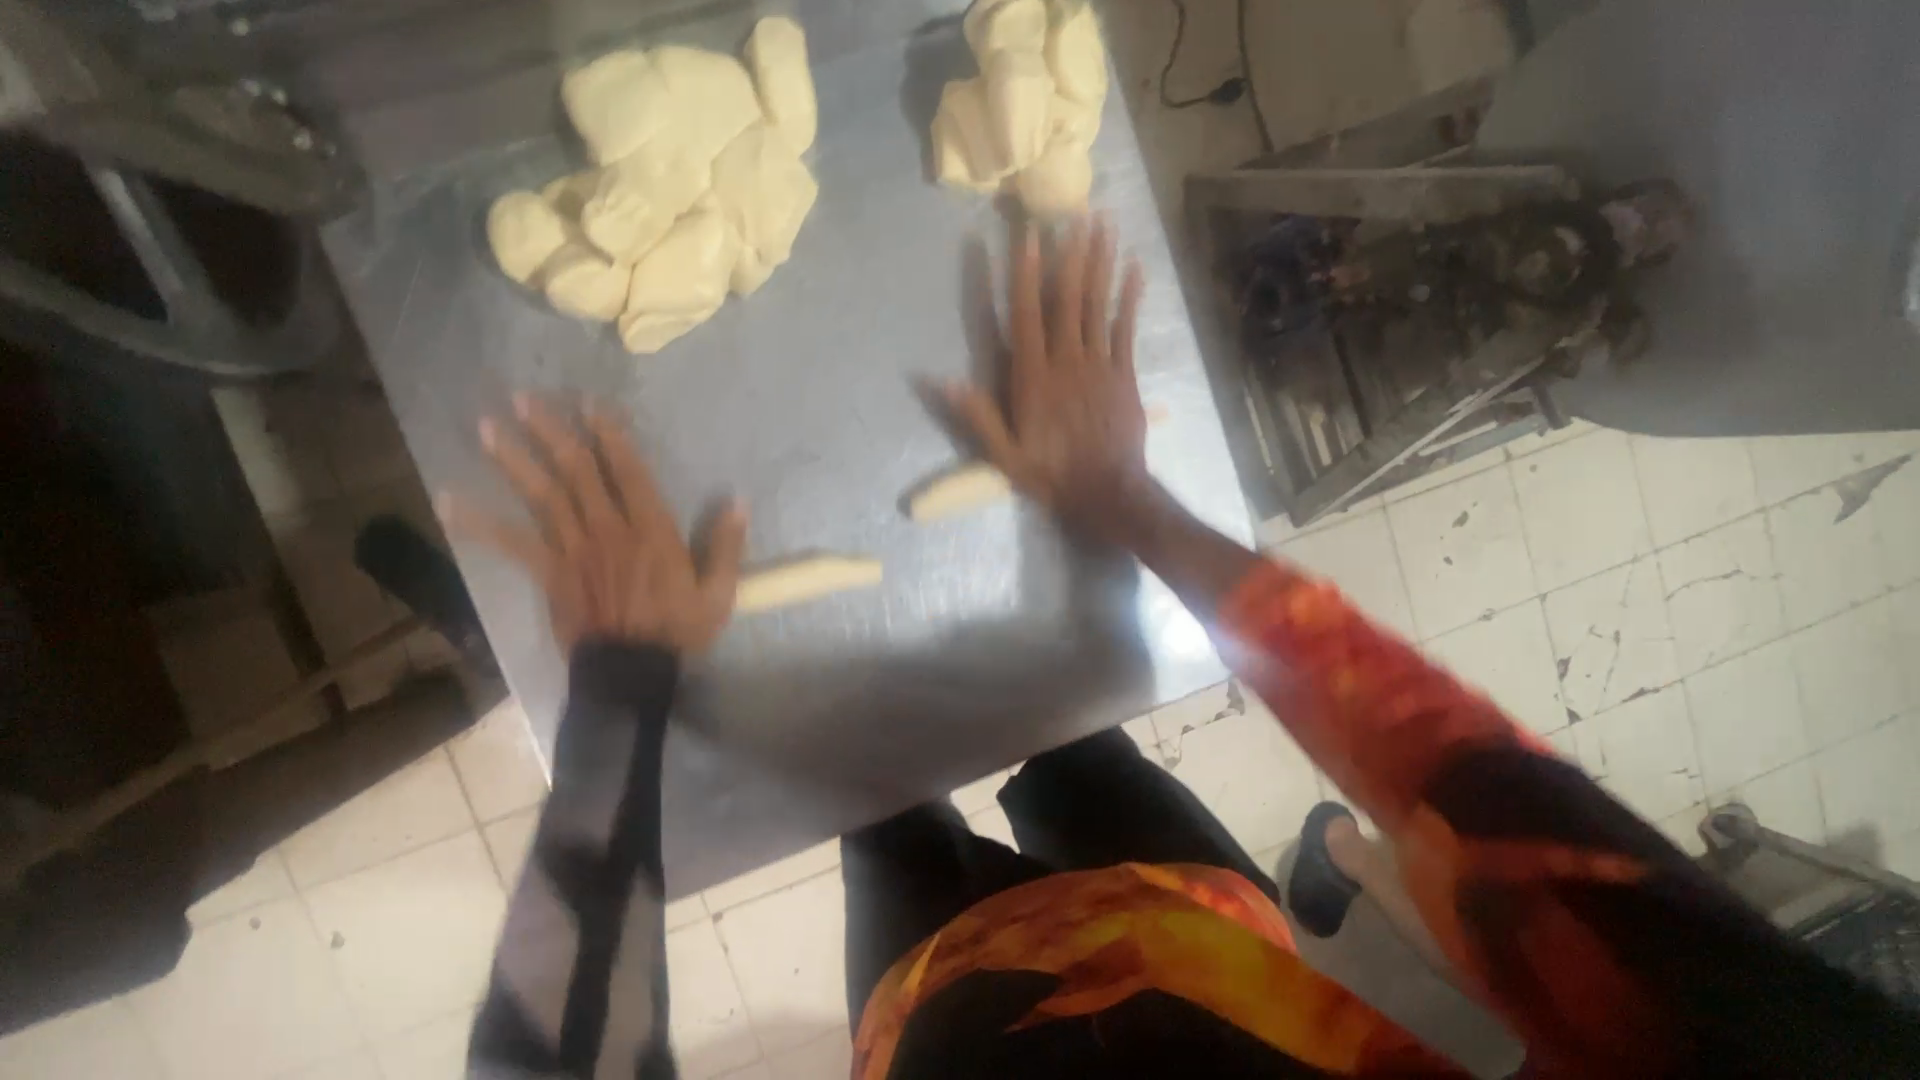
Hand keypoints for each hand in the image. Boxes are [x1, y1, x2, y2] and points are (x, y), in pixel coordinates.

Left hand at [437, 395, 746, 654]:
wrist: (630, 672)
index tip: (591, 404)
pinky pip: (511, 544)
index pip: (629, 472)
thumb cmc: (677, 631)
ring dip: (515, 460)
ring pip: (543, 496)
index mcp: (651, 530)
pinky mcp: (550, 573)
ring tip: (487, 426)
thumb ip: (725, 546)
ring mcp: (574, 550)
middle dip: (552, 432)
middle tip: (524, 398)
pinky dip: (479, 523)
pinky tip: (446, 500)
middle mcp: (608, 529)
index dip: (610, 435)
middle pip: (577, 472)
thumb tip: (738, 500)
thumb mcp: (717, 593)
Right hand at [944, 215, 1163, 546]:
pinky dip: (1130, 297)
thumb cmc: (1051, 474)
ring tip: (1104, 223)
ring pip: (1099, 304)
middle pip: (1068, 298)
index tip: (1026, 236)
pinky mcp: (1124, 374)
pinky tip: (1134, 269)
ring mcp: (1099, 364)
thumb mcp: (1004, 454)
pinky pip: (1126, 329)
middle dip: (1071, 252)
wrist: (1109, 493)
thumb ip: (975, 414)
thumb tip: (937, 380)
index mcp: (1034, 377)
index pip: (1026, 314)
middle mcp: (1067, 360)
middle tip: (1076, 210)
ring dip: (1101, 261)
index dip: (1025, 273)